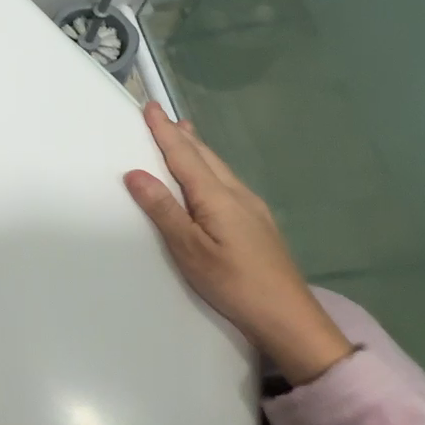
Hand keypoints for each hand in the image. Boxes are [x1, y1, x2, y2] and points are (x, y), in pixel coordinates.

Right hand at [123, 102, 352, 384]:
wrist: (289, 318)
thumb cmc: (233, 283)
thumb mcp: (189, 249)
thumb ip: (163, 210)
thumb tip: (135, 173)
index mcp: (217, 197)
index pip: (185, 156)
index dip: (165, 131)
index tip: (151, 106)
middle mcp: (237, 195)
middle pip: (205, 157)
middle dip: (183, 135)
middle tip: (165, 116)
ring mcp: (252, 210)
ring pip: (219, 169)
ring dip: (198, 150)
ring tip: (186, 135)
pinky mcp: (258, 225)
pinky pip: (227, 183)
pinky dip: (210, 169)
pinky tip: (209, 178)